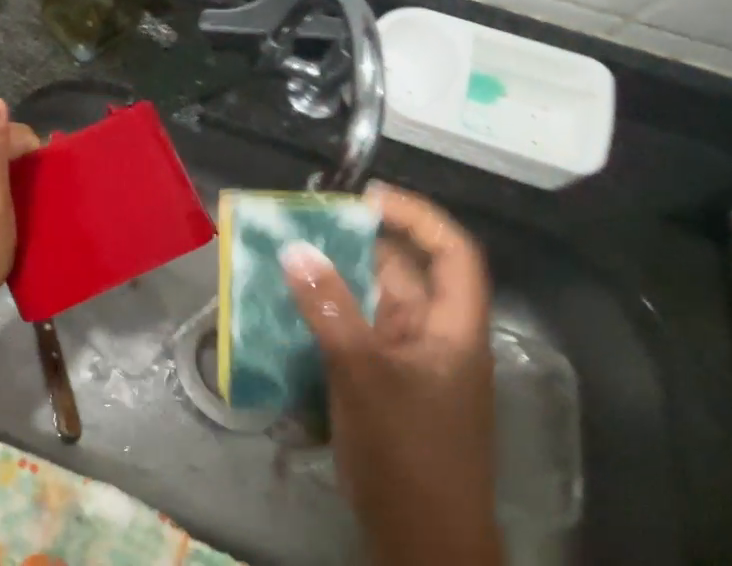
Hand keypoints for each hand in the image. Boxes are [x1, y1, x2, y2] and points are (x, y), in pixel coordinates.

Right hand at [282, 182, 500, 565]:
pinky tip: (282, 309)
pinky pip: (348, 335)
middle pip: (399, 274)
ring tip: (279, 257)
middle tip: (297, 224)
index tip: (367, 198)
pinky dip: (319, 317)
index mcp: (453, 329)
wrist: (418, 535)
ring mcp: (404, 363)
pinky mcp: (378, 385)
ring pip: (366, 303)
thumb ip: (329, 308)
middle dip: (351, 245)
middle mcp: (432, 337)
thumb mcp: (365, 372)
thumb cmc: (408, 449)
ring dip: (327, 281)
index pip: (452, 254)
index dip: (417, 218)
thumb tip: (294, 248)